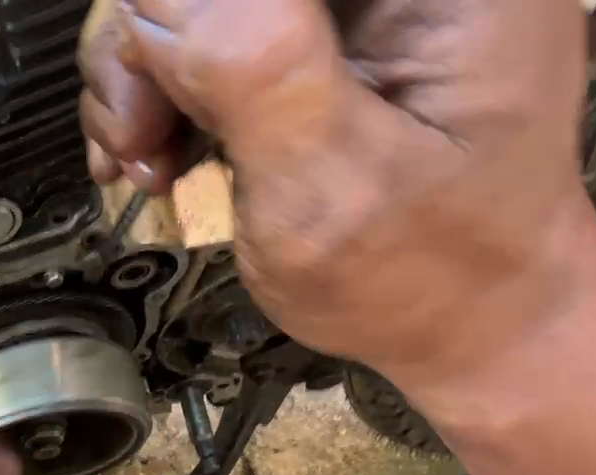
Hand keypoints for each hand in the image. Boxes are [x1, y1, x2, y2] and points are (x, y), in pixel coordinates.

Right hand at [80, 0, 595, 395]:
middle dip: (146, 53)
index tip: (150, 117)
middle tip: (137, 149)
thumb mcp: (329, 180)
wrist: (458, 322)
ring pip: (180, 6)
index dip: (179, 16)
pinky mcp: (295, 48)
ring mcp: (334, 10)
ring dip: (138, 86)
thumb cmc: (417, 269)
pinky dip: (149, 102)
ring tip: (146, 169)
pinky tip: (150, 160)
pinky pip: (188, 45)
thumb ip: (255, 70)